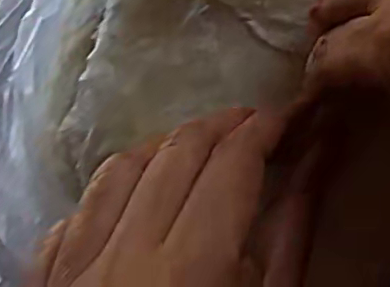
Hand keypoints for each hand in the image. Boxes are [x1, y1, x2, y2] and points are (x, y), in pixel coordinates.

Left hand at [29, 107, 320, 286]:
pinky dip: (110, 191)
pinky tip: (136, 199)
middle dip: (224, 124)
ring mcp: (74, 274)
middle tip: (255, 125)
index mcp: (192, 268)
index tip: (288, 117)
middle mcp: (126, 257)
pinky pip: (75, 216)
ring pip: (121, 167)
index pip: (234, 160)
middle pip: (180, 149)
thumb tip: (315, 161)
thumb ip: (291, 237)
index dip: (266, 126)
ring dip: (167, 145)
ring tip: (200, 149)